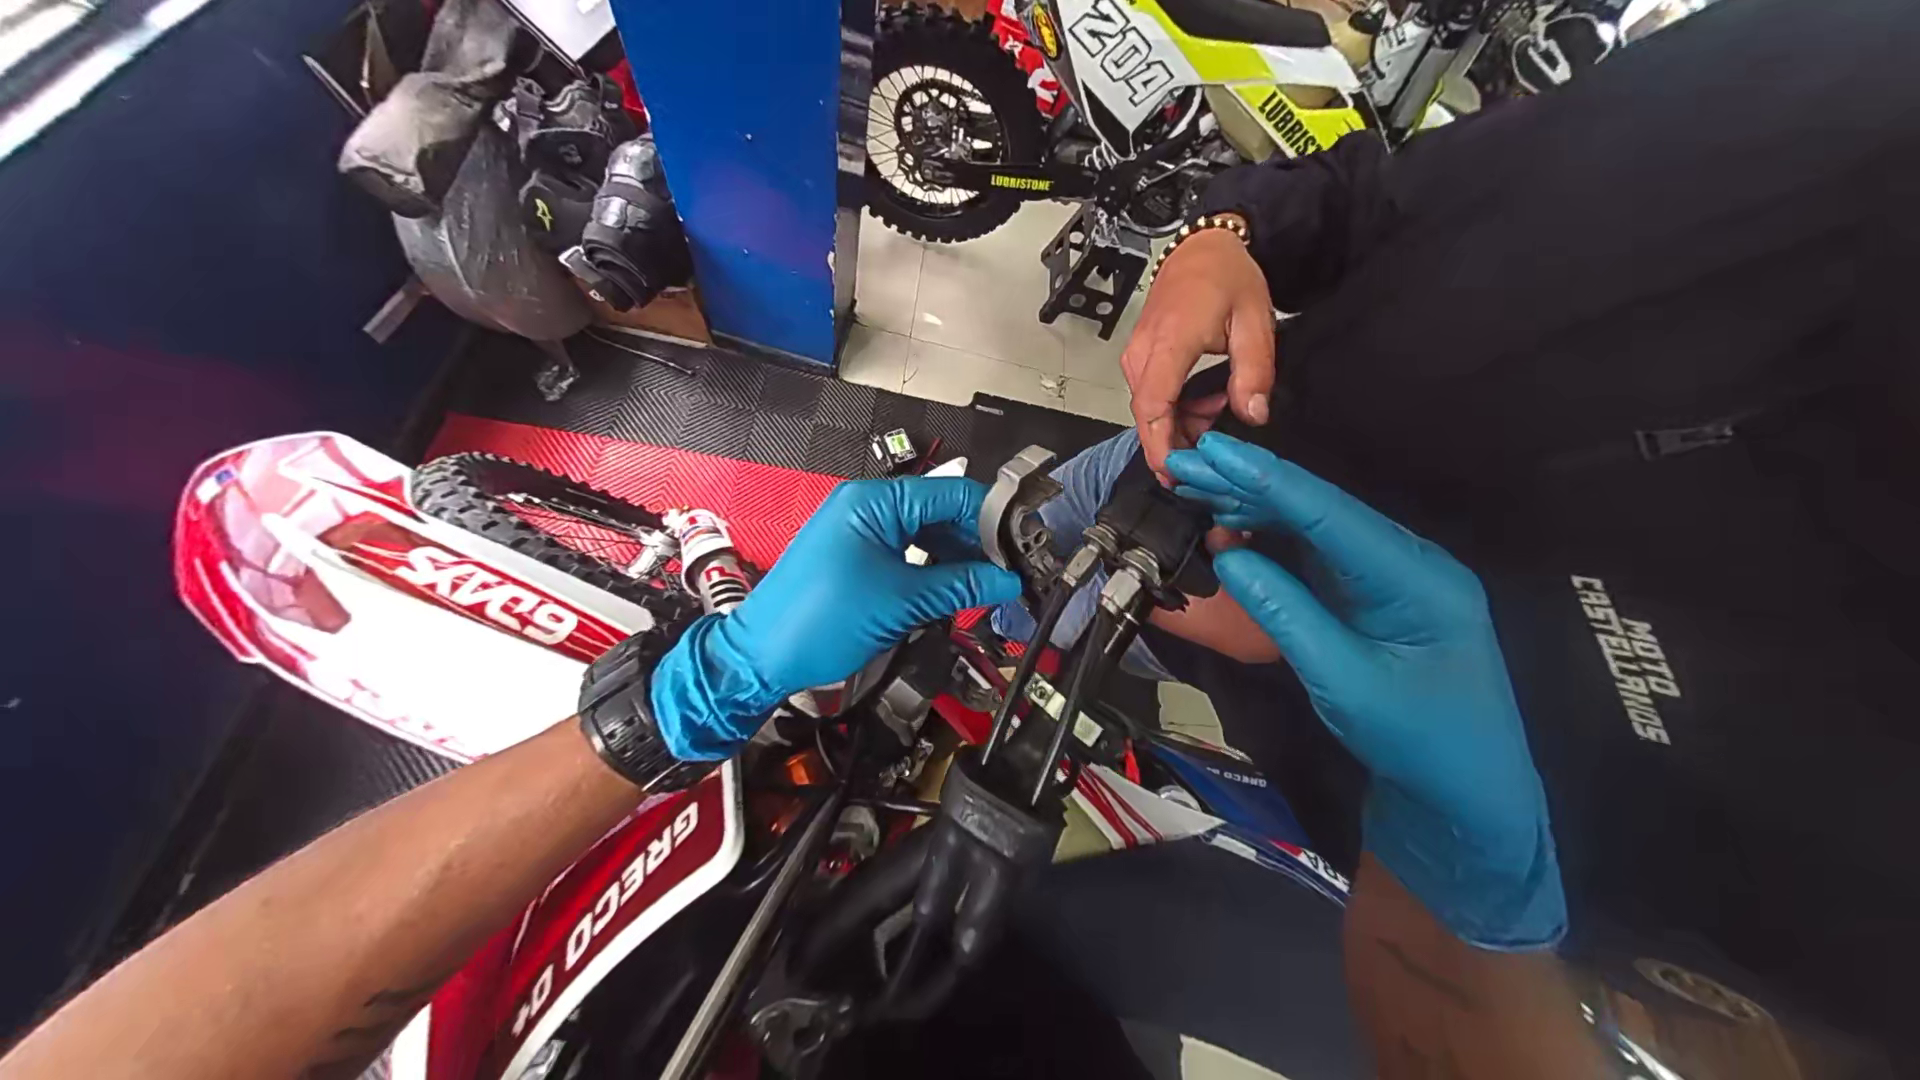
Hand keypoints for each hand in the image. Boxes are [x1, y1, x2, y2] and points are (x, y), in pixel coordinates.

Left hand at [650, 478, 1021, 759]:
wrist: (763, 656)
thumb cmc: (817, 621)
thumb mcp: (901, 602)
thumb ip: (960, 585)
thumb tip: (1006, 581)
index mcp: (873, 502)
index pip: (950, 493)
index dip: (990, 517)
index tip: (1020, 542)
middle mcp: (866, 507)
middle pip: (940, 511)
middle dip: (976, 541)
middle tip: (1007, 570)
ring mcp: (860, 529)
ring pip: (925, 533)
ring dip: (956, 557)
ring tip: (985, 584)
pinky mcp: (858, 554)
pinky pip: (907, 551)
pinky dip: (932, 568)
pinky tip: (953, 587)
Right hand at [1122, 221, 1274, 480]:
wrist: (1202, 250)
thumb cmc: (1225, 277)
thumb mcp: (1255, 320)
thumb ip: (1254, 371)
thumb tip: (1253, 415)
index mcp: (1170, 343)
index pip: (1153, 406)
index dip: (1161, 444)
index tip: (1175, 472)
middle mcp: (1143, 355)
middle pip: (1148, 417)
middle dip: (1176, 443)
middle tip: (1210, 457)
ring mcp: (1136, 358)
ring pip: (1150, 411)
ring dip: (1181, 425)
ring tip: (1219, 412)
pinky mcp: (1139, 361)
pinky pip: (1151, 398)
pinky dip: (1176, 410)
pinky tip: (1205, 403)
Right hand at [1167, 434, 1564, 949]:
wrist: (1462, 794)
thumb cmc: (1416, 739)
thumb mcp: (1344, 679)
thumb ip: (1285, 611)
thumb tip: (1228, 553)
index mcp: (1414, 576)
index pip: (1328, 513)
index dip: (1265, 478)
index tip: (1211, 451)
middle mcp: (1401, 561)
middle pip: (1316, 509)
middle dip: (1249, 483)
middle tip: (1186, 463)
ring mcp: (1382, 576)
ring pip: (1309, 527)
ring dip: (1253, 506)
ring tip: (1196, 489)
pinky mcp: (1364, 594)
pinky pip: (1310, 555)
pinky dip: (1267, 539)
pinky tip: (1230, 528)